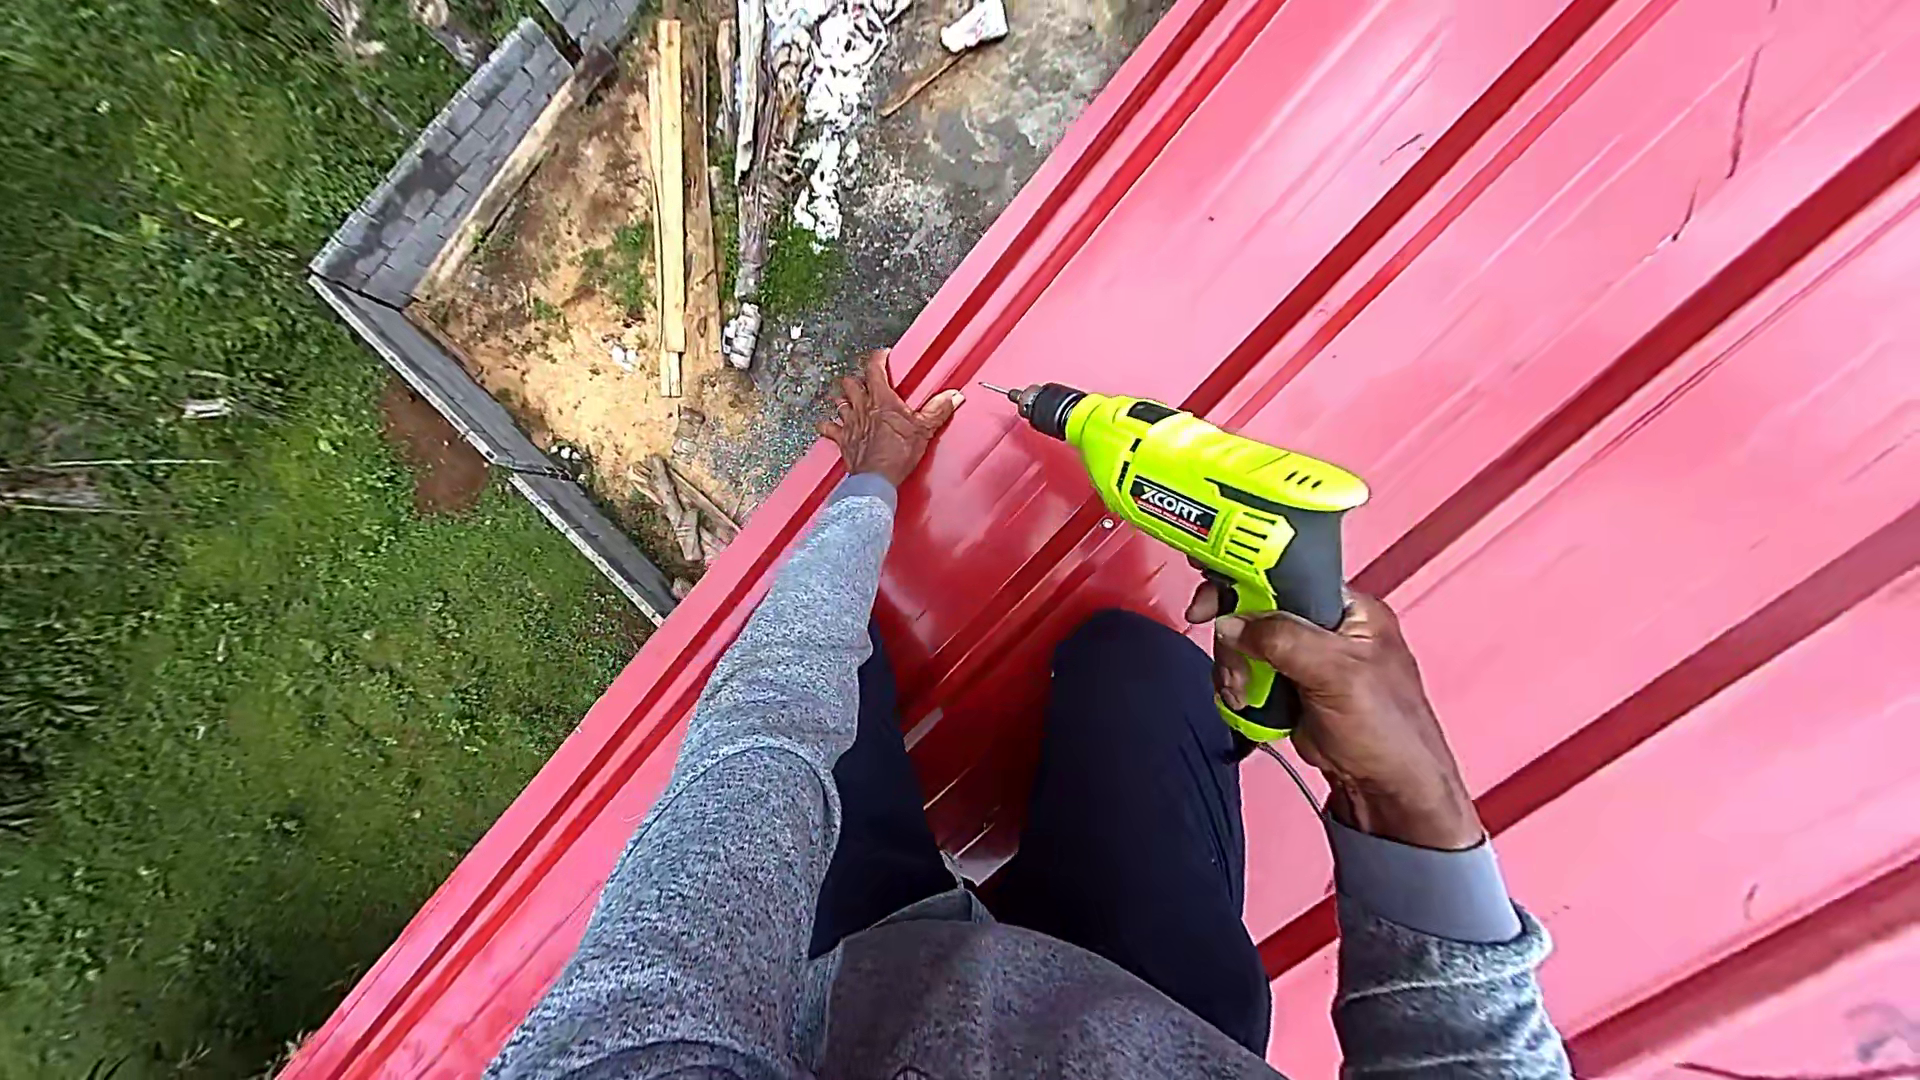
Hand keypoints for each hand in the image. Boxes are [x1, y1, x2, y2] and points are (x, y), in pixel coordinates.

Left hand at [816, 350, 963, 487]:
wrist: (877, 477)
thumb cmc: (897, 454)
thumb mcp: (924, 430)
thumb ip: (937, 410)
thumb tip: (952, 397)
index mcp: (881, 399)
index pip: (874, 368)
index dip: (878, 358)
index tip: (882, 355)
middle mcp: (861, 407)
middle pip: (851, 382)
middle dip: (856, 379)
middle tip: (864, 381)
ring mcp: (849, 422)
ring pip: (838, 401)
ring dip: (843, 398)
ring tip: (848, 398)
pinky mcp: (842, 439)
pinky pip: (827, 427)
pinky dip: (827, 425)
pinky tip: (829, 424)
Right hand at [1187, 584, 1482, 849]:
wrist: (1384, 789)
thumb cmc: (1389, 732)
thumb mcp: (1338, 674)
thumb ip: (1284, 640)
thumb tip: (1233, 623)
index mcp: (1347, 608)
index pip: (1284, 575)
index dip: (1244, 578)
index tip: (1212, 594)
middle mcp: (1322, 624)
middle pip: (1252, 609)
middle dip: (1235, 640)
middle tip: (1236, 666)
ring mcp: (1300, 652)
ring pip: (1241, 638)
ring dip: (1233, 667)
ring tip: (1244, 693)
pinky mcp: (1283, 677)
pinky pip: (1241, 665)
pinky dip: (1234, 682)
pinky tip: (1244, 699)